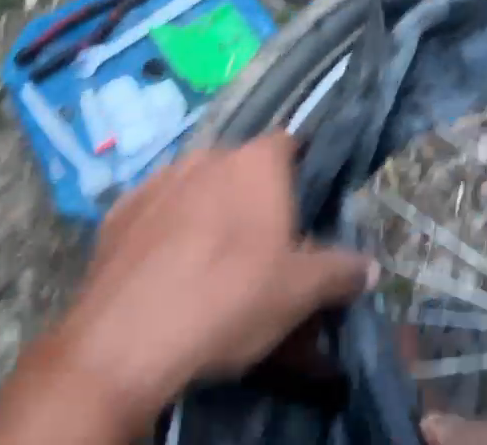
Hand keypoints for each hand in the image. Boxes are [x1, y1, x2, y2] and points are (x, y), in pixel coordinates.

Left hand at [0, 133, 374, 444]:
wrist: (123, 342)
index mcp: (257, 163)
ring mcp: (157, 180)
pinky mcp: (116, 212)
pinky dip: (166, 229)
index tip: (307, 206)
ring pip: (196, 185)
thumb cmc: (228, 300)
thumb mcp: (300, 294)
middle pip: (242, 166)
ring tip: (212, 258)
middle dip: (254, 194)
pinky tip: (167, 268)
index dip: (303, 171)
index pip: (291, 143)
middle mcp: (207, 156)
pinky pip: (155, 211)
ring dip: (208, 208)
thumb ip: (341, 272)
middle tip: (264, 242)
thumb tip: (370, 267)